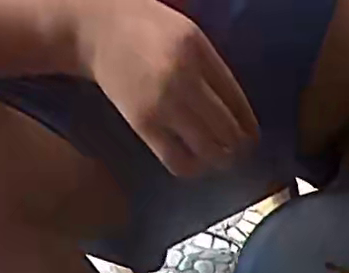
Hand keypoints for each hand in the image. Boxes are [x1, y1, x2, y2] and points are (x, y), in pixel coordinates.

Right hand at [76, 0, 258, 176]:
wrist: (95, 28)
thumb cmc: (145, 28)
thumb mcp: (186, 33)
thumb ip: (211, 67)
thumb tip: (237, 112)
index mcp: (198, 50)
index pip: (236, 100)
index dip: (248, 126)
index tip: (253, 140)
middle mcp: (184, 78)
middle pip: (226, 129)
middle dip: (238, 148)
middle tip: (239, 156)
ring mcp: (163, 104)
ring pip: (207, 149)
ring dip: (219, 161)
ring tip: (219, 161)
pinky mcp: (145, 125)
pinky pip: (178, 160)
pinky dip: (192, 168)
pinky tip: (195, 163)